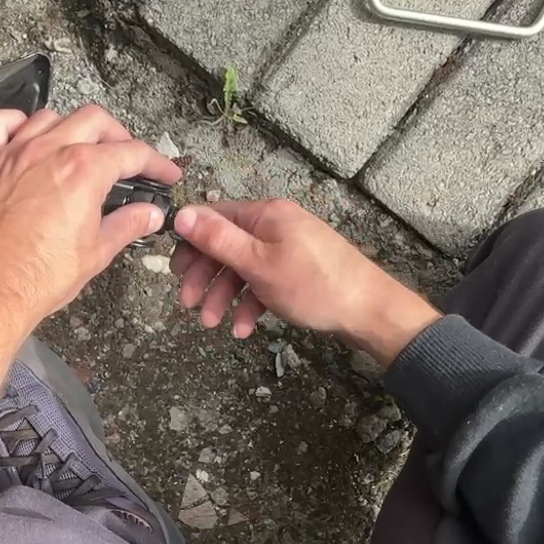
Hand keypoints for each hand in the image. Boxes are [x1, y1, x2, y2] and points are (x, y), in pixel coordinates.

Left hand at [0, 105, 181, 414]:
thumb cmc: (37, 279)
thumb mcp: (96, 253)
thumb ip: (127, 225)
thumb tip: (148, 215)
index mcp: (82, 171)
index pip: (130, 153)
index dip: (155, 162)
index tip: (163, 173)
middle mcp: (47, 152)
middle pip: (93, 121)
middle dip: (119, 136)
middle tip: (128, 159)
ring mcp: (11, 155)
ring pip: (48, 117)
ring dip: (71, 127)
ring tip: (81, 148)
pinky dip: (12, 122)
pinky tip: (23, 134)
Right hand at [171, 200, 439, 366]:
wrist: (368, 311)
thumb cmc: (313, 285)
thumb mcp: (258, 263)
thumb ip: (218, 239)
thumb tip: (181, 213)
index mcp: (265, 215)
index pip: (214, 219)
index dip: (191, 244)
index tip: (174, 272)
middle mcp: (276, 226)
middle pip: (226, 246)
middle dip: (205, 277)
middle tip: (188, 305)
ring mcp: (288, 249)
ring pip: (243, 269)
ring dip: (224, 297)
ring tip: (212, 324)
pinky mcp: (297, 272)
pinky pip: (264, 283)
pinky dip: (250, 304)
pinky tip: (244, 329)